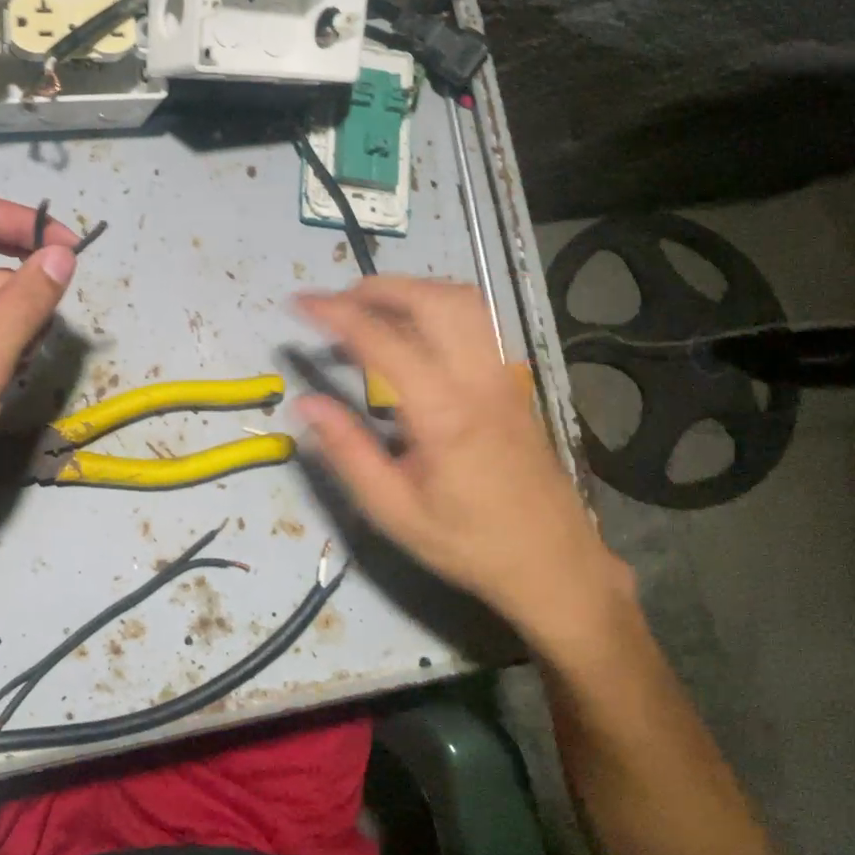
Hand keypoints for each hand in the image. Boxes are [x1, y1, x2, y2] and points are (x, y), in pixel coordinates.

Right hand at [294, 277, 631, 649]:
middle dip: (381, 287)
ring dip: (413, 291)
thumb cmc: (467, 543)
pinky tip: (410, 333)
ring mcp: (505, 380)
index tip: (299, 303)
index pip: (383, 341)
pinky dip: (436, 308)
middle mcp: (480, 383)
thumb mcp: (392, 510)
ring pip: (466, 303)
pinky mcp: (513, 386)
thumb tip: (304, 403)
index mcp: (444, 415)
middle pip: (436, 300)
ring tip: (369, 306)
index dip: (337, 314)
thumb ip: (346, 452)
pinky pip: (478, 324)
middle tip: (337, 299)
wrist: (555, 567)